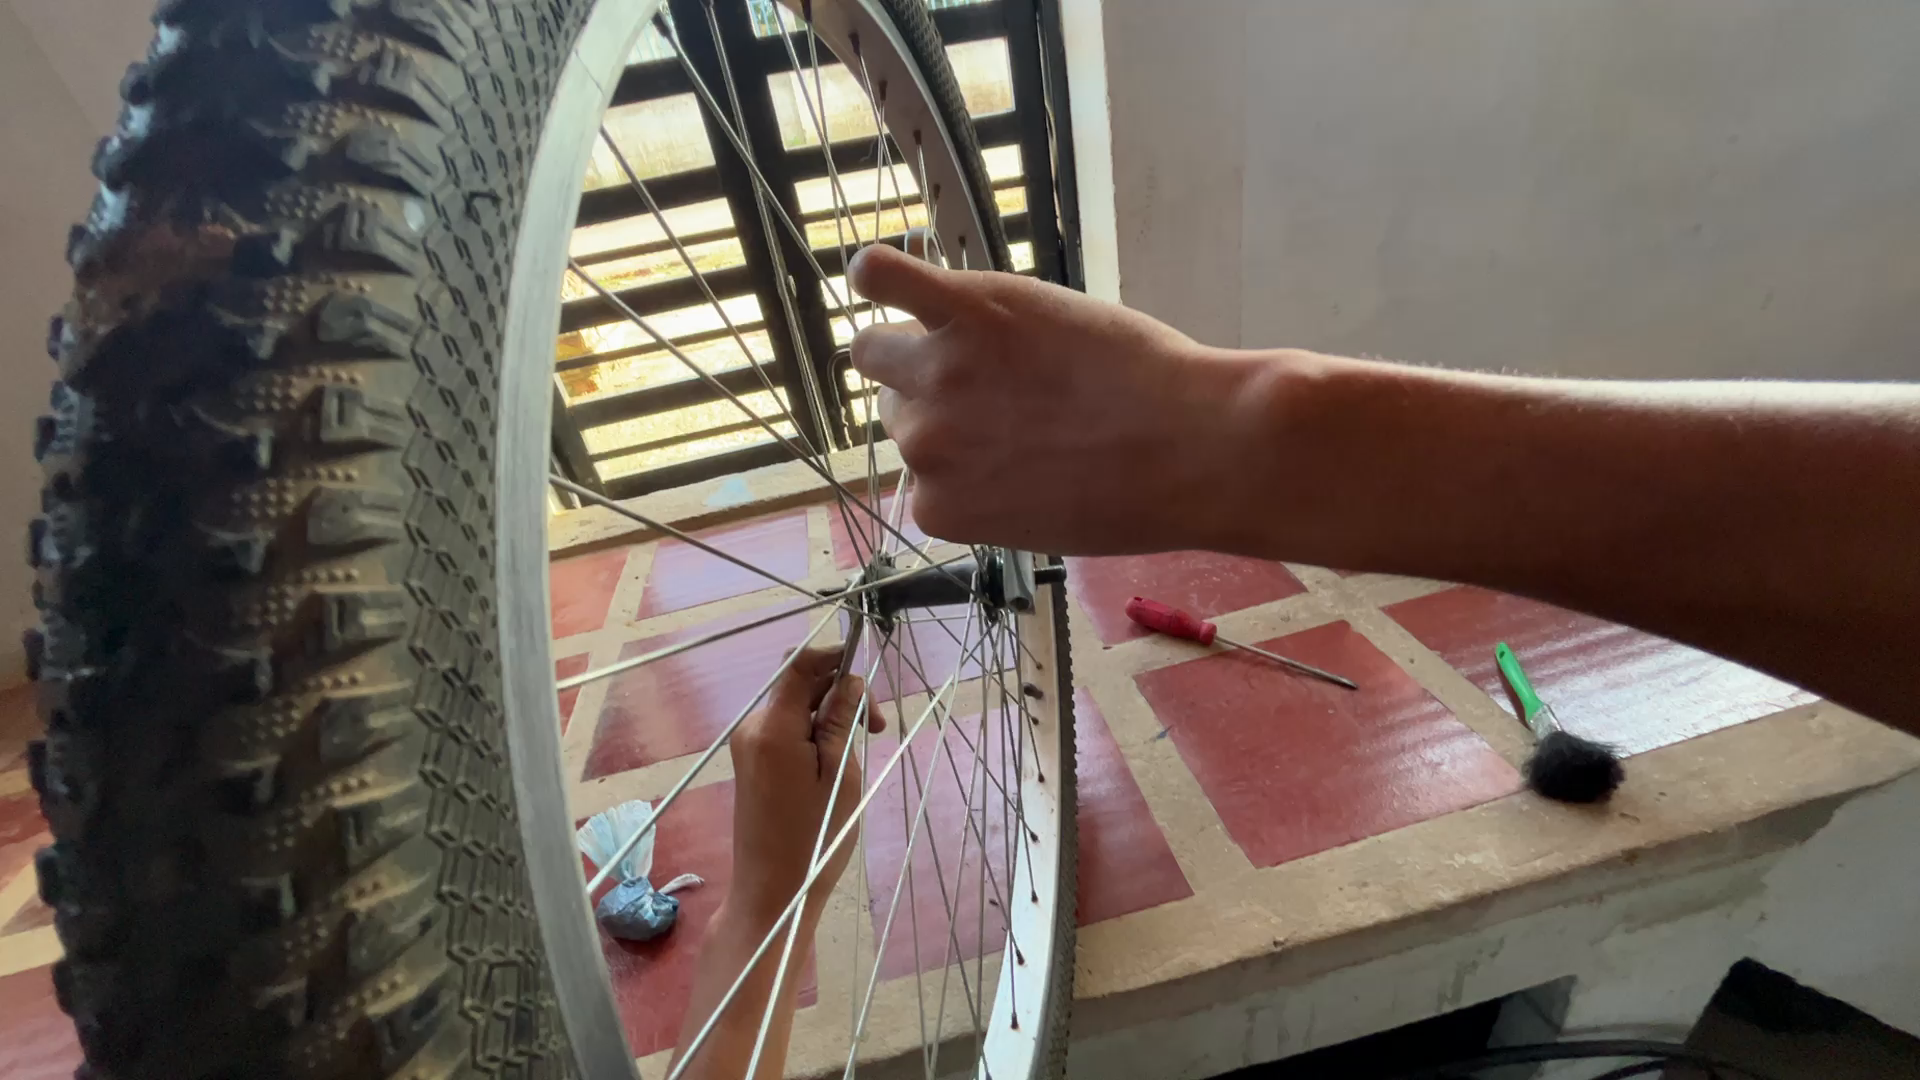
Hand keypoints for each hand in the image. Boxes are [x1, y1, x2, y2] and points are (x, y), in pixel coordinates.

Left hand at [726, 646, 880, 929]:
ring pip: (796, 706)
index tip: (865, 671)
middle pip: (800, 684)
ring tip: (860, 744)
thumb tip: (850, 680)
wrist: (772, 893)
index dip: (832, 656)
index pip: (798, 665)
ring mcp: (750, 744)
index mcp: (773, 727)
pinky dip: (814, 731)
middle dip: (840, 692)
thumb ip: (840, 720)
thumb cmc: (813, 838)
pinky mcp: (753, 760)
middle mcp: (754, 727)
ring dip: (830, 714)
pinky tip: (836, 757)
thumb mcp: (839, 774)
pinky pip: (787, 727)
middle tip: (875, 727)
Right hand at [846, 243, 1287, 553]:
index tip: (994, 437)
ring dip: (907, 345)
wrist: (1194, 447)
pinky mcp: (965, 311)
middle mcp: (920, 446)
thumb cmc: (1130, 494)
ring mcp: (937, 375)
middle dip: (936, 397)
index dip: (955, 445)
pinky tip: (879, 270)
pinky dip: (877, 273)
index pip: (914, 465)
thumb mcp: (1035, 518)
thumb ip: (980, 488)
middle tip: (996, 386)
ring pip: (874, 351)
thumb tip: (960, 455)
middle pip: (897, 407)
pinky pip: (884, 279)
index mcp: (937, 506)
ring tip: (958, 335)